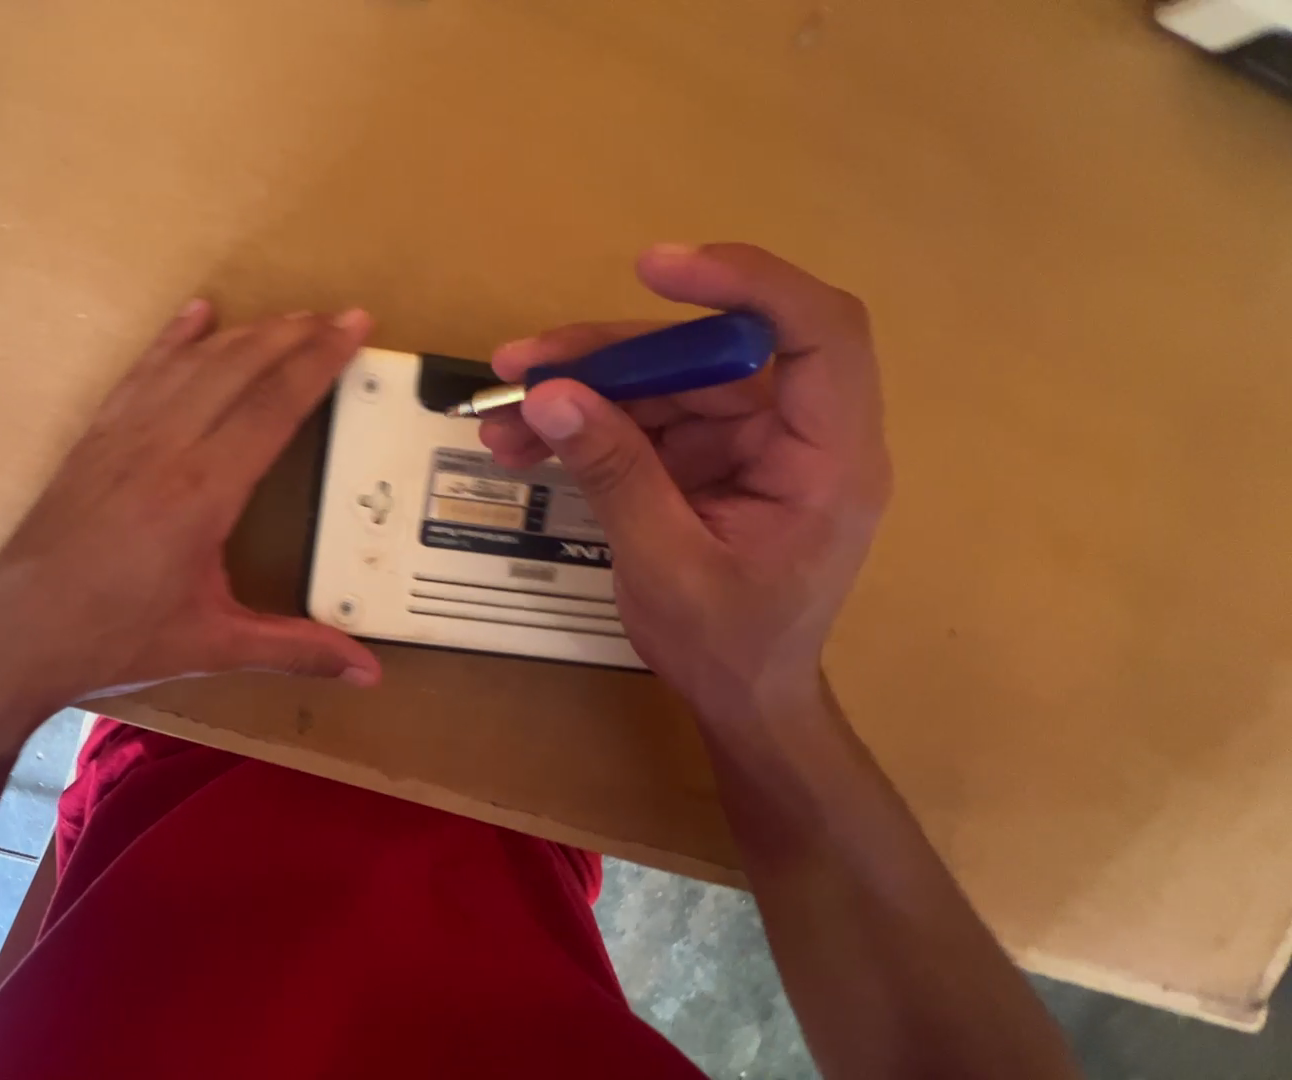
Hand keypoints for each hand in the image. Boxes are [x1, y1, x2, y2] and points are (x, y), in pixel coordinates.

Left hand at [0, 301, 382, 734]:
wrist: (13, 639)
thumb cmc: (115, 640)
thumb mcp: (214, 647)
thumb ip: (296, 650)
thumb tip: (370, 674)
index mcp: (202, 493)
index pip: (273, 406)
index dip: (318, 361)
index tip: (354, 325)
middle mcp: (163, 448)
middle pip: (238, 367)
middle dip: (293, 334)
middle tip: (336, 315)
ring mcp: (122, 436)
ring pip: (192, 362)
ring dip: (245, 333)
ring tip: (288, 318)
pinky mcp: (93, 439)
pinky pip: (140, 373)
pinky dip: (172, 339)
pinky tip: (195, 313)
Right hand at [477, 244, 889, 717]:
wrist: (737, 698)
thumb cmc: (727, 646)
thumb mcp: (664, 564)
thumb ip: (615, 474)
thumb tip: (550, 396)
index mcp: (827, 459)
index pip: (816, 335)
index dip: (745, 285)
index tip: (655, 271)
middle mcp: (793, 434)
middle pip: (707, 357)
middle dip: (609, 357)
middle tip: (519, 364)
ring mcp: (745, 444)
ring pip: (662, 385)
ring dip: (578, 395)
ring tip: (499, 417)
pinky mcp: (704, 459)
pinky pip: (641, 423)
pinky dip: (582, 429)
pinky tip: (522, 443)